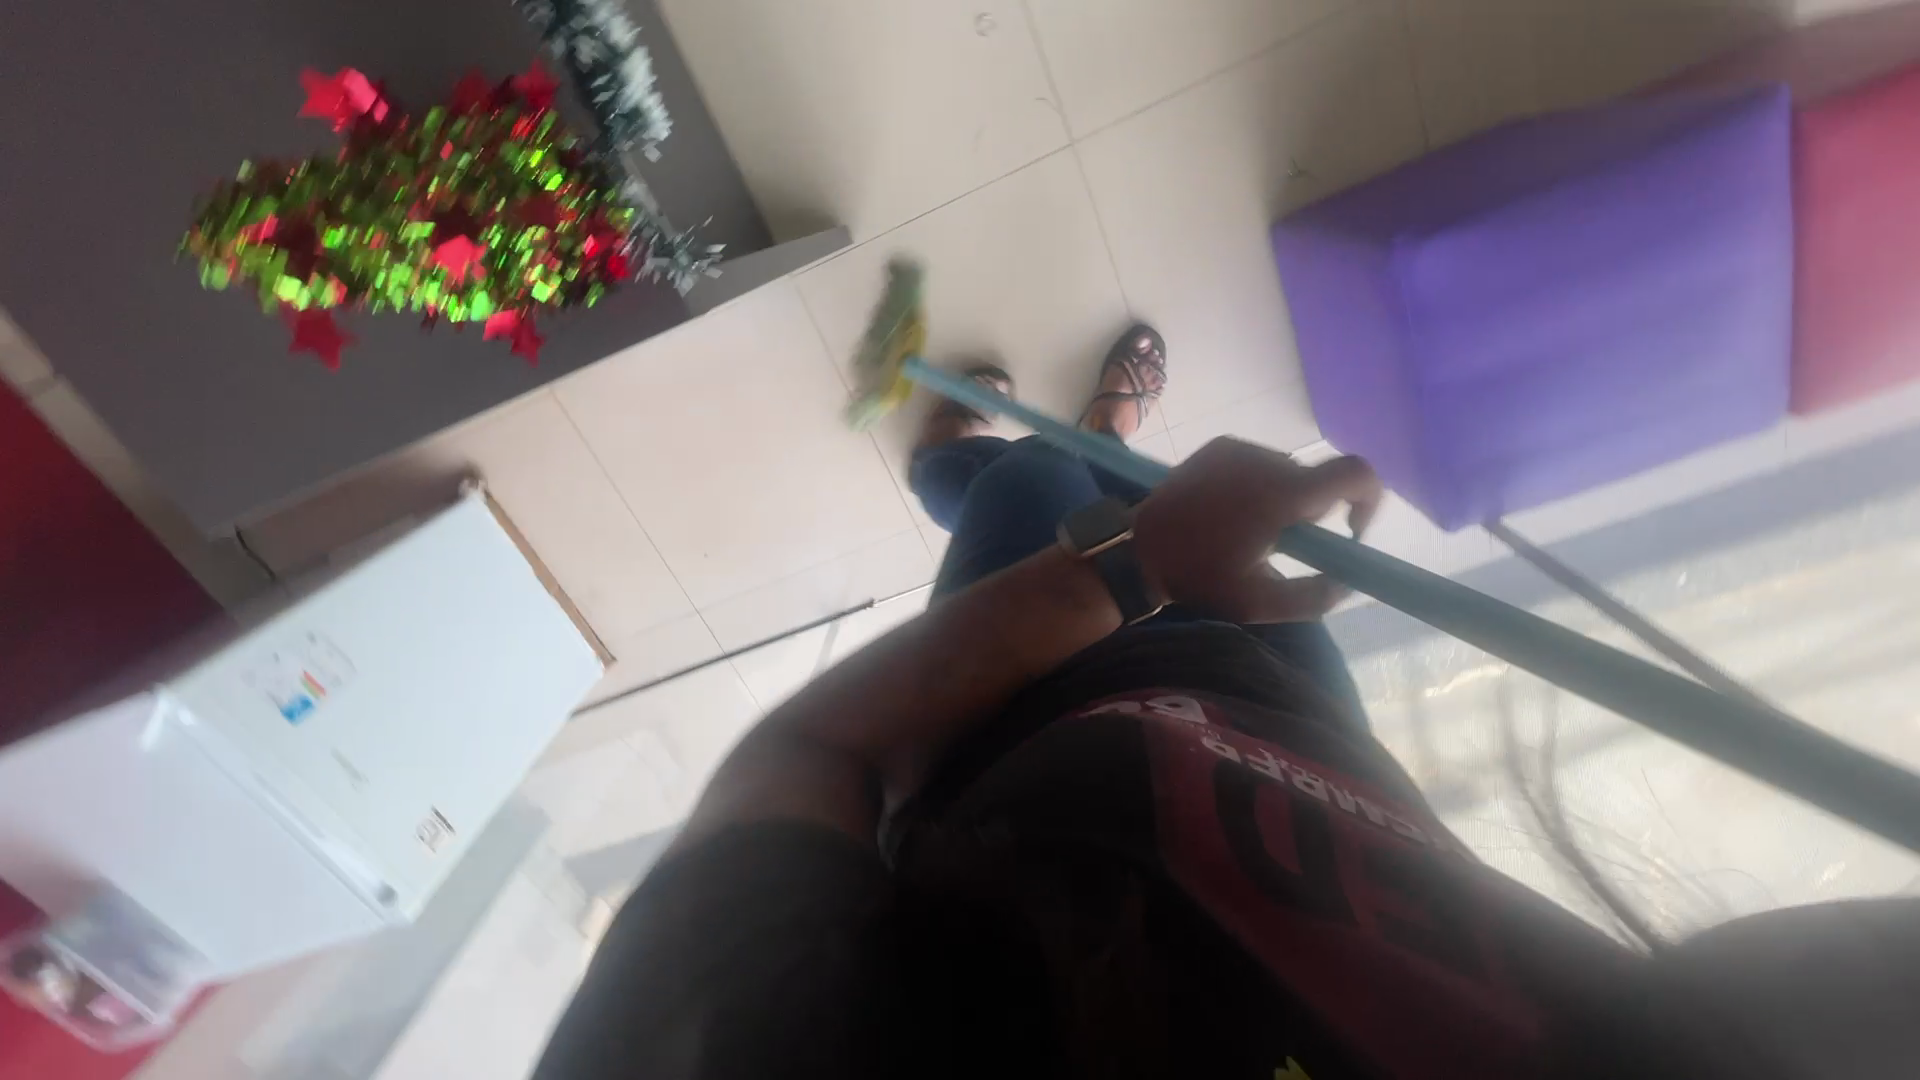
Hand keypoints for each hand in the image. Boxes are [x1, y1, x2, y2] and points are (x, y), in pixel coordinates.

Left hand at [1132, 438, 1381, 623]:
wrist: (1135, 550)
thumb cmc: (1196, 577)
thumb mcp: (1258, 603)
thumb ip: (1313, 597)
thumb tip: (1346, 583)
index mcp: (1280, 494)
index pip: (1355, 473)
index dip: (1368, 500)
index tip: (1349, 532)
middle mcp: (1263, 460)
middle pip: (1316, 479)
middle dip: (1311, 513)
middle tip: (1279, 546)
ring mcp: (1237, 448)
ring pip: (1287, 472)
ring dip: (1283, 501)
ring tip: (1248, 532)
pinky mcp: (1217, 447)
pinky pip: (1258, 463)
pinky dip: (1258, 486)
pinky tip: (1229, 513)